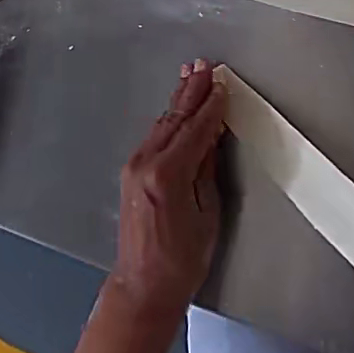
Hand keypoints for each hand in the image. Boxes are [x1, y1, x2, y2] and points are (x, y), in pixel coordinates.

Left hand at [71, 60, 228, 352]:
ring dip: (180, 98)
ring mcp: (135, 165)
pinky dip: (170, 117)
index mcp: (168, 174)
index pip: (196, 128)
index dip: (211, 105)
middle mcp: (146, 163)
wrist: (143, 286)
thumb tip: (213, 133)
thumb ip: (207, 167)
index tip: (222, 85)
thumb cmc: (180, 261)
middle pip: (176, 117)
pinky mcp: (131, 169)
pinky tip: (178, 107)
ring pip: (163, 122)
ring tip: (191, 75)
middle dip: (192, 89)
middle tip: (204, 66)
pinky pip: (155, 134)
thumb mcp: (207, 213)